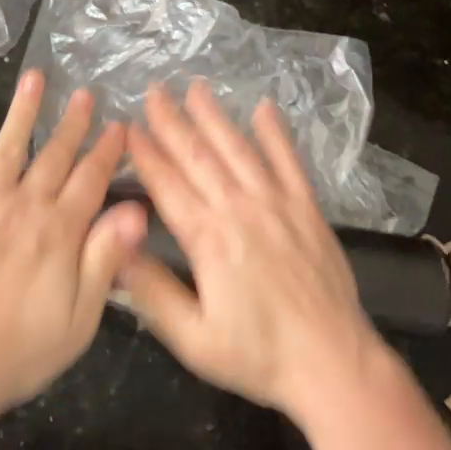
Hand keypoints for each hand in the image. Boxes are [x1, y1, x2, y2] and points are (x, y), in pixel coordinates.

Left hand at [0, 69, 148, 411]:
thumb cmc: (24, 346)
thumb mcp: (81, 316)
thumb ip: (106, 258)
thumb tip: (136, 210)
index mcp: (61, 229)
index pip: (92, 179)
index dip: (107, 151)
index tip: (119, 126)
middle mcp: (26, 204)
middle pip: (55, 155)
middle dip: (73, 122)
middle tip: (85, 94)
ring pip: (10, 146)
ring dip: (23, 111)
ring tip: (35, 78)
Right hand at [122, 79, 392, 421]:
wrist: (332, 363)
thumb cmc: (258, 356)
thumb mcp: (193, 338)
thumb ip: (153, 291)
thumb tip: (117, 246)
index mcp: (209, 239)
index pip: (168, 184)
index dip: (146, 154)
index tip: (128, 127)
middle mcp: (240, 209)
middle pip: (199, 156)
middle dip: (173, 121)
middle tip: (154, 90)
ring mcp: (278, 204)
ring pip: (239, 149)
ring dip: (215, 117)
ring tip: (196, 88)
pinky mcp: (307, 208)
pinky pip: (289, 161)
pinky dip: (276, 133)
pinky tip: (264, 108)